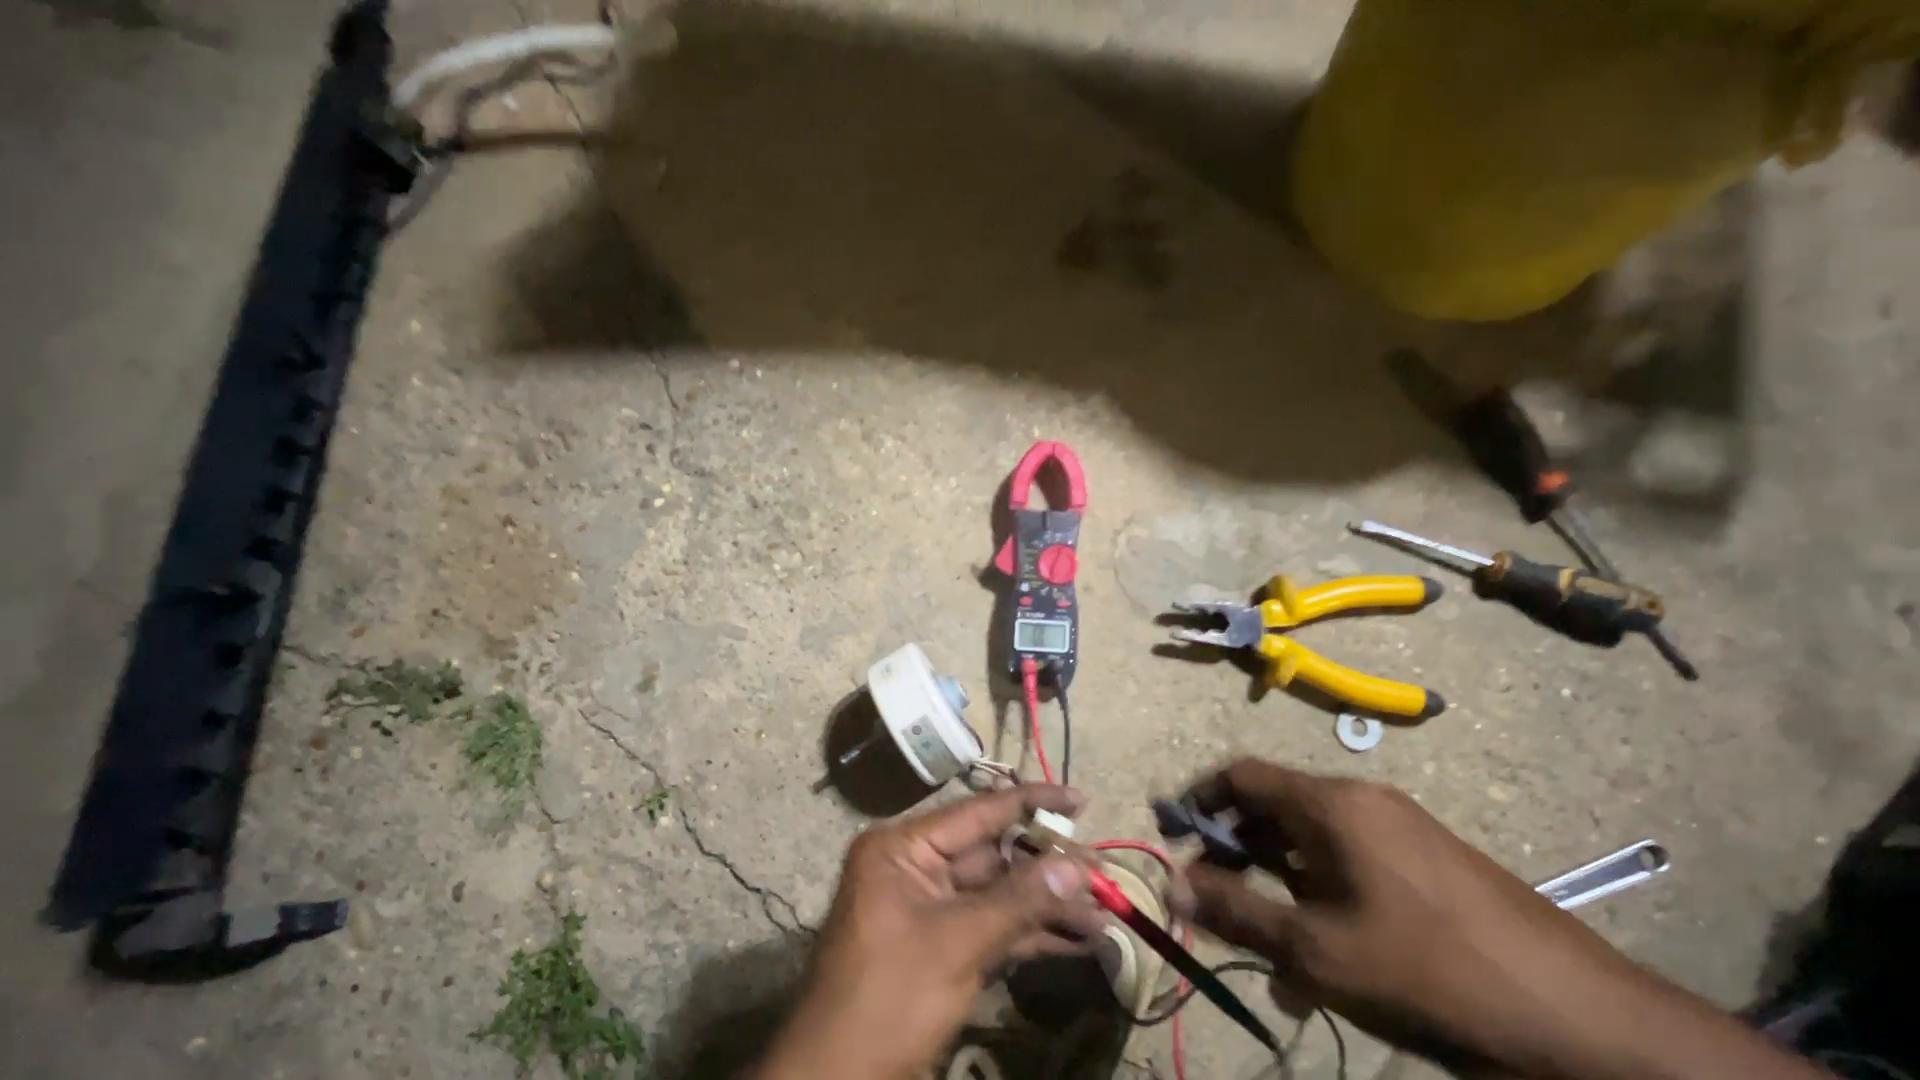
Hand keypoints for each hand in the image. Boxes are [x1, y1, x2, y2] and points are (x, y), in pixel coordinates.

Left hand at [755, 786, 1103, 1079]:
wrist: (838, 1079)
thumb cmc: (889, 998)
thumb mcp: (955, 944)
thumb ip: (1018, 901)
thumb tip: (1078, 869)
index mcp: (903, 850)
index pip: (977, 813)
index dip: (1031, 804)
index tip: (1080, 801)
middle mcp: (916, 869)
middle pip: (995, 855)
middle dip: (1050, 868)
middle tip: (1106, 875)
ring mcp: (930, 912)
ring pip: (1000, 895)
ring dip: (1050, 907)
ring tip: (1107, 915)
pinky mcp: (943, 950)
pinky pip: (994, 929)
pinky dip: (1033, 936)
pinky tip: (1080, 942)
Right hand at [1169, 760, 1823, 1079]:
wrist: (1576, 1016)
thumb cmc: (1427, 969)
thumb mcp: (1315, 950)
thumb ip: (1236, 913)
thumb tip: (1172, 884)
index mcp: (1333, 803)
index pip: (1241, 776)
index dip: (1196, 804)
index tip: (1171, 846)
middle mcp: (1365, 802)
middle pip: (1274, 812)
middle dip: (1235, 859)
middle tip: (1213, 911)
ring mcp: (1403, 834)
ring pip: (1313, 850)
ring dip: (1278, 894)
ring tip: (1268, 959)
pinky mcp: (1431, 868)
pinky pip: (1352, 872)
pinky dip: (1321, 906)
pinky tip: (1323, 968)